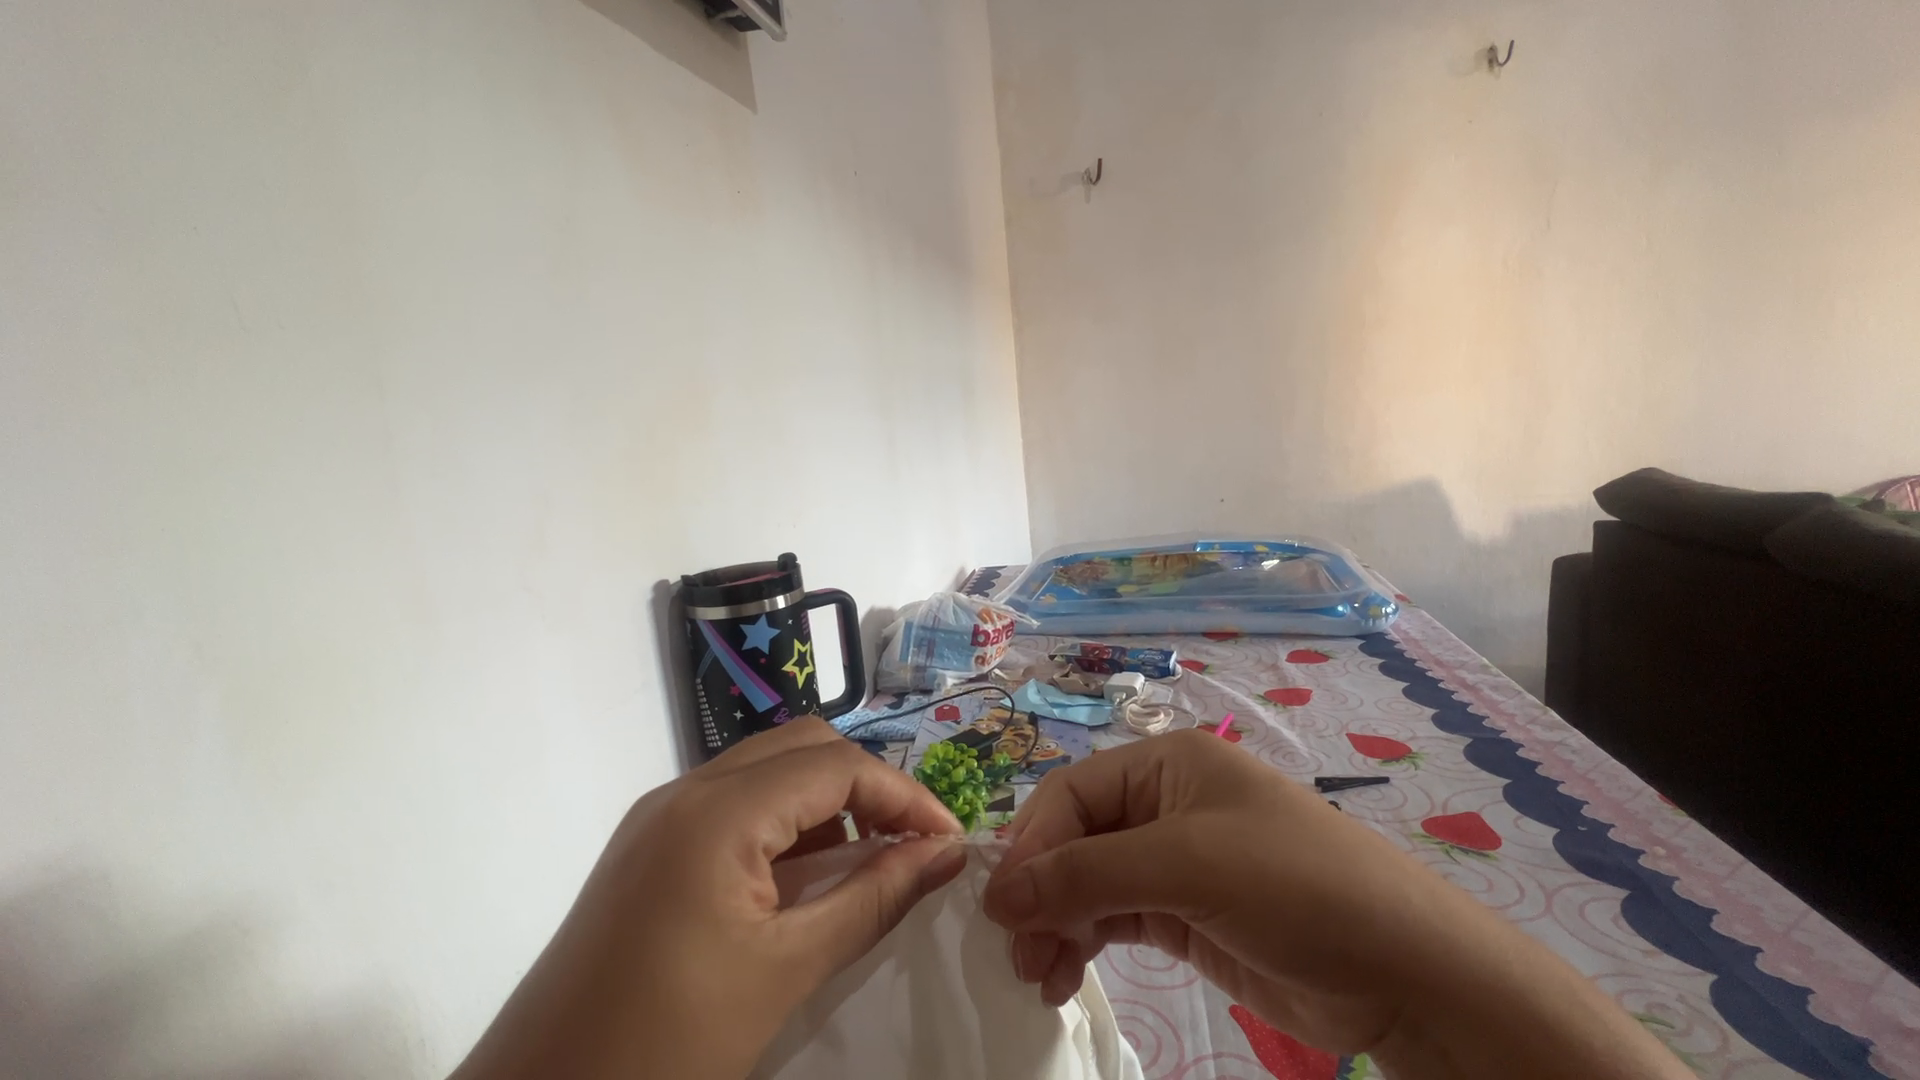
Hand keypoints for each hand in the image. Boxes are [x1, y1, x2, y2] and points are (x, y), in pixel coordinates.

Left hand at [451, 718, 965, 1079]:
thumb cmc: (670, 1044)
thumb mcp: (788, 971)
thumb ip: (875, 898)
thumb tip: (947, 853)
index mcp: (717, 812)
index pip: (836, 767)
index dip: (904, 796)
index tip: (949, 842)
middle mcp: (686, 790)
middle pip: (803, 747)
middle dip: (867, 786)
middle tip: (910, 845)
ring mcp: (661, 814)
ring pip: (769, 769)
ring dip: (828, 801)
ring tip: (871, 860)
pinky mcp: (650, 844)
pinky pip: (736, 803)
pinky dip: (787, 822)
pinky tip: (809, 874)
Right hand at [982, 730, 1690, 1078]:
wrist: (1406, 970)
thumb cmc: (1294, 886)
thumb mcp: (1186, 867)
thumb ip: (1086, 875)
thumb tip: (997, 894)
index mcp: (1164, 765)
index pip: (1071, 794)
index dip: (1031, 844)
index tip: (1000, 906)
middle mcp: (1162, 805)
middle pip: (1074, 840)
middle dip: (1041, 892)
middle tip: (1017, 954)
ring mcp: (1174, 863)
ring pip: (1088, 884)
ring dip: (1057, 925)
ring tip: (1039, 978)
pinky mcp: (1185, 915)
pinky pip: (1114, 919)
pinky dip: (1083, 944)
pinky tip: (1064, 977)